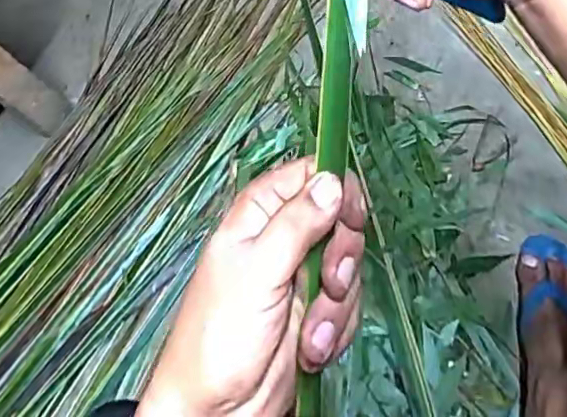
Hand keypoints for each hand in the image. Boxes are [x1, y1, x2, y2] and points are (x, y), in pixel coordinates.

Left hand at [141, 158, 366, 416]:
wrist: (216, 414)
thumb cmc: (219, 336)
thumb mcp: (258, 271)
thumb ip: (297, 223)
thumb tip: (333, 180)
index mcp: (261, 211)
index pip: (311, 174)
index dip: (338, 189)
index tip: (349, 217)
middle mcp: (284, 235)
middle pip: (339, 217)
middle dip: (342, 255)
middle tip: (331, 282)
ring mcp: (301, 273)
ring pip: (347, 264)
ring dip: (337, 304)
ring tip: (310, 334)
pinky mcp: (315, 309)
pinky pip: (348, 303)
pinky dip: (336, 328)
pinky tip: (313, 349)